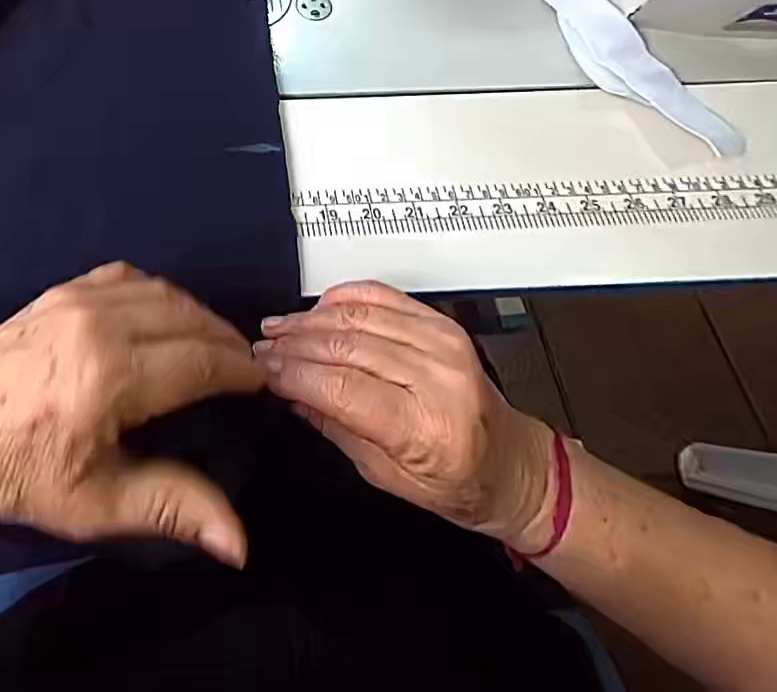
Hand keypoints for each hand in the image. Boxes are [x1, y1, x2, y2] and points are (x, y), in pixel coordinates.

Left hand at [0, 263, 262, 565]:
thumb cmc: (15, 473)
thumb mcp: (94, 504)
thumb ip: (172, 506)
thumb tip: (242, 540)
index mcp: (112, 374)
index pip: (201, 361)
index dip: (240, 372)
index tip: (263, 385)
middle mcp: (97, 323)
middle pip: (186, 317)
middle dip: (224, 339)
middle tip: (243, 368)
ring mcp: (72, 299)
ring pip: (157, 290)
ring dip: (193, 313)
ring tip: (209, 343)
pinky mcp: (53, 292)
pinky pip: (120, 276)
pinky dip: (153, 291)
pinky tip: (157, 315)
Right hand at [253, 281, 557, 551]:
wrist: (514, 465)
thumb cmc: (459, 481)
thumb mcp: (384, 473)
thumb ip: (332, 425)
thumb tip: (288, 389)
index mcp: (426, 429)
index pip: (338, 387)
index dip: (290, 373)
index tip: (262, 371)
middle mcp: (439, 380)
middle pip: (341, 346)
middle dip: (291, 345)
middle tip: (263, 349)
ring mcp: (442, 346)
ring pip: (353, 317)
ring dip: (307, 320)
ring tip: (280, 328)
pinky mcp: (441, 326)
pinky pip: (379, 296)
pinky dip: (340, 298)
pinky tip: (317, 309)